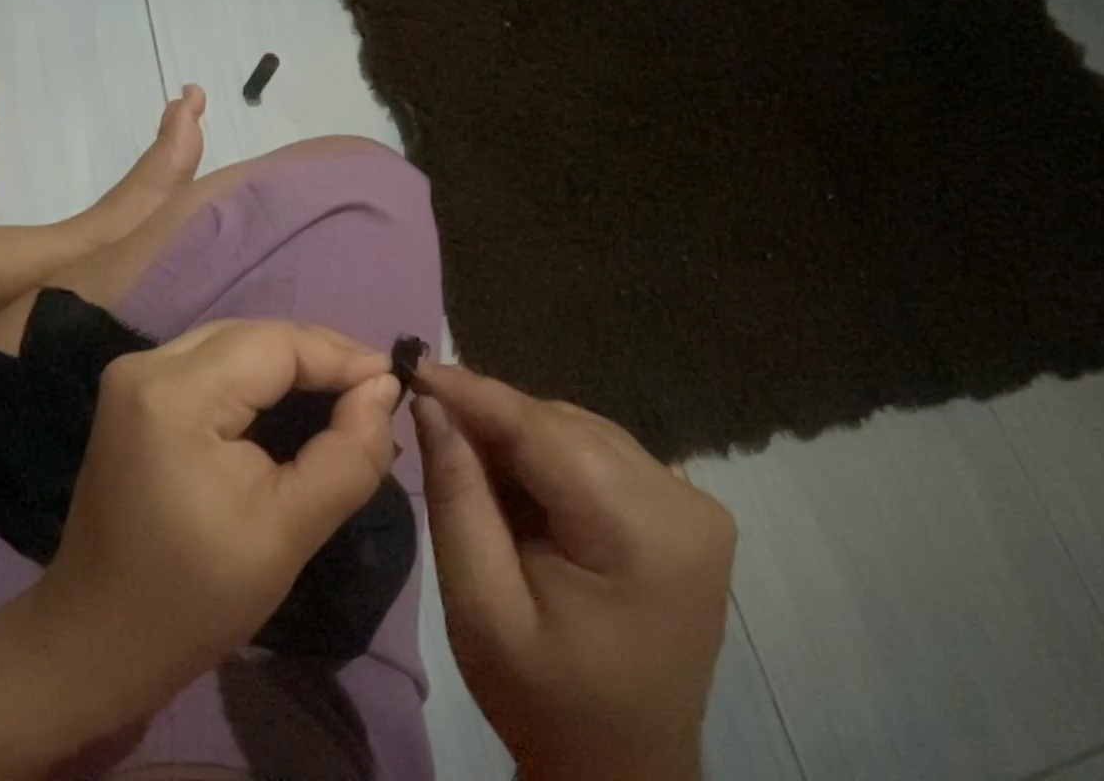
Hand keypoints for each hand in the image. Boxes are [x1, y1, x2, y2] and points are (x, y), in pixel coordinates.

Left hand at [36, 320, 401, 709]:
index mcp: (175, 392)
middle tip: (375, 391)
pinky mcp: (130, 400)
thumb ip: (348, 453)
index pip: (277, 344)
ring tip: (346, 395)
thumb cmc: (195, 596)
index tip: (396, 382)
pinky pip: (206, 368)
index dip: (342, 356)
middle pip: (251, 336)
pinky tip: (292, 403)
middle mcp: (145, 366)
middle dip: (318, 356)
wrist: (99, 638)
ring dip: (288, 365)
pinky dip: (254, 380)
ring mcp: (130, 380)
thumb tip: (382, 388)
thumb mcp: (290, 529)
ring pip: (229, 346)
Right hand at [412, 361, 735, 780]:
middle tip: (423, 414)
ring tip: (459, 450)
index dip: (473, 392)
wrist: (619, 768)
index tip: (410, 363)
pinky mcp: (683, 515)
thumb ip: (457, 496)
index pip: (545, 431)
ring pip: (580, 433)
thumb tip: (431, 406)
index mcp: (644, 533)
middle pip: (566, 426)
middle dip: (490, 415)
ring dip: (515, 434)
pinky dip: (544, 456)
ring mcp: (693, 507)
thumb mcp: (479, 602)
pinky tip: (508, 480)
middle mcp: (686, 503)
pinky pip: (597, 456)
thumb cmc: (542, 695)